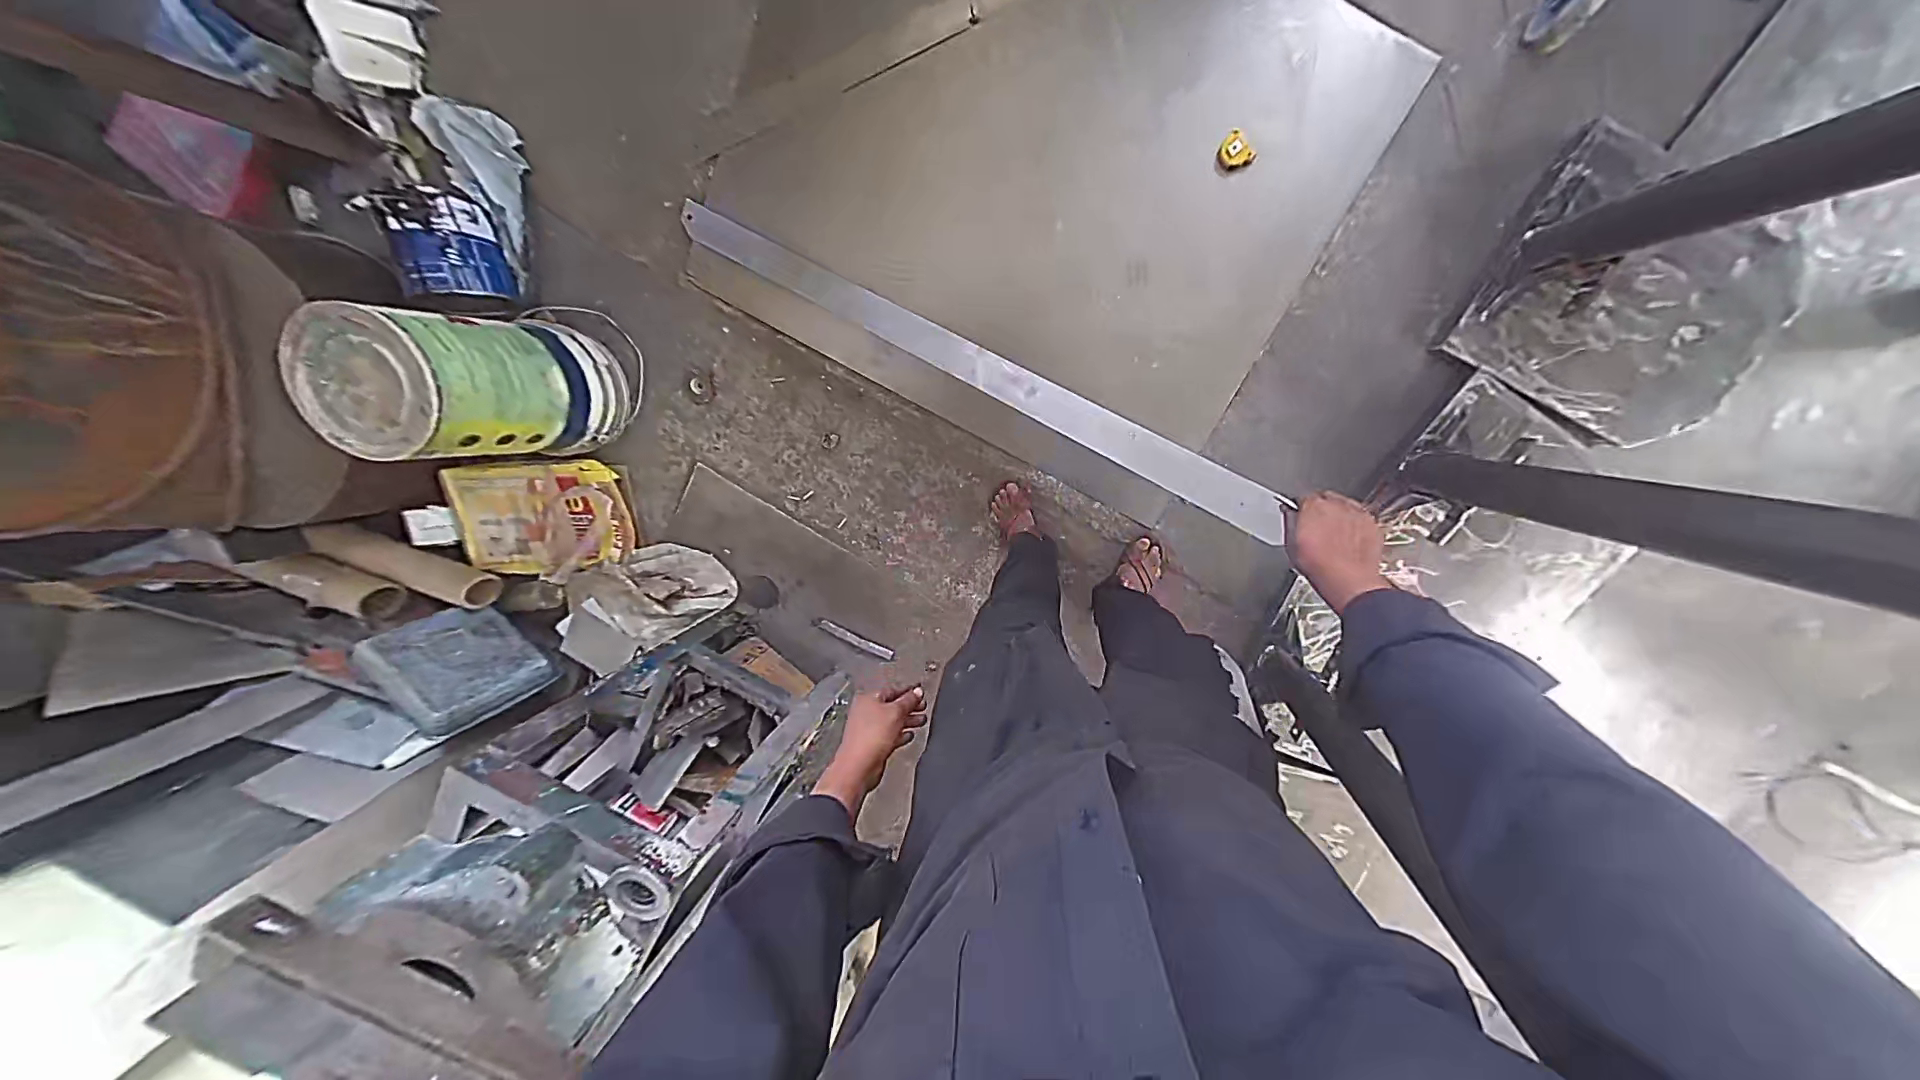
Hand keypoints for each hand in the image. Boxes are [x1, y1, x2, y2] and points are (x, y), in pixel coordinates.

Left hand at [814, 686, 927, 818]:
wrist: (860, 766)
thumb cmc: (870, 737)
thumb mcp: (896, 712)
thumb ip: (908, 701)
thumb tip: (917, 692)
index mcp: (868, 699)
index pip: (892, 691)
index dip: (908, 692)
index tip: (920, 693)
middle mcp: (866, 713)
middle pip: (892, 706)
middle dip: (909, 707)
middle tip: (923, 707)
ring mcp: (869, 730)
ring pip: (892, 722)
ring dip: (907, 721)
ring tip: (921, 721)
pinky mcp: (873, 745)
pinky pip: (889, 736)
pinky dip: (900, 735)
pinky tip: (909, 735)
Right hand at [1287, 491, 1394, 614]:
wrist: (1348, 580)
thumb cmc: (1320, 565)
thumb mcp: (1291, 543)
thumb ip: (1290, 521)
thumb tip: (1289, 513)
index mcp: (1314, 506)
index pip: (1304, 498)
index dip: (1301, 508)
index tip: (1300, 516)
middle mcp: (1337, 505)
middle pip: (1326, 498)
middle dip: (1321, 510)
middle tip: (1317, 527)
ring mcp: (1357, 513)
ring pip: (1345, 506)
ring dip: (1339, 515)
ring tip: (1333, 535)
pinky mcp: (1372, 524)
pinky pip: (1361, 518)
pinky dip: (1354, 525)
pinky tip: (1348, 540)